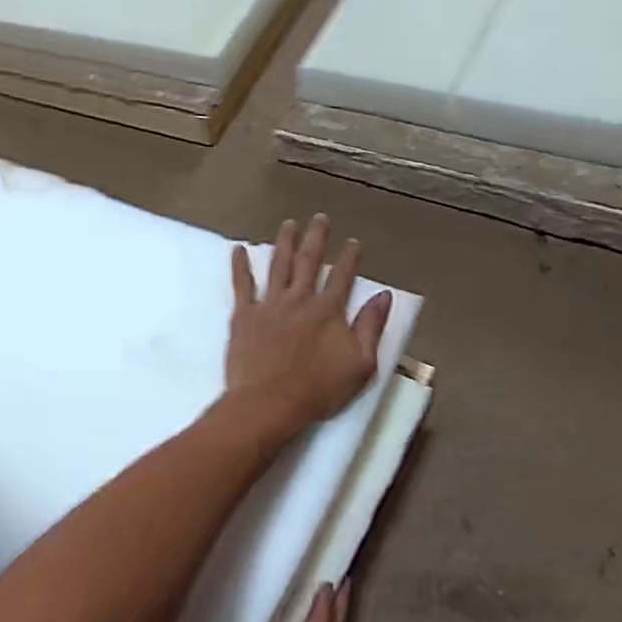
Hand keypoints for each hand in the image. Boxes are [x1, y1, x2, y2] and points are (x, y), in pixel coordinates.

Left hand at [228, 214, 390, 433]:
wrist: (269, 402)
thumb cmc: (317, 390)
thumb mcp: (360, 365)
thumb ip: (371, 327)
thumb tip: (383, 297)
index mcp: (329, 311)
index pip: (342, 276)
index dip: (349, 257)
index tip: (352, 242)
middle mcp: (299, 300)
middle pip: (309, 261)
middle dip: (316, 238)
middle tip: (319, 219)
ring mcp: (269, 305)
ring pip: (278, 265)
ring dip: (284, 242)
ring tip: (289, 224)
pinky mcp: (244, 316)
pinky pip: (241, 285)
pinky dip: (240, 266)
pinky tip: (239, 249)